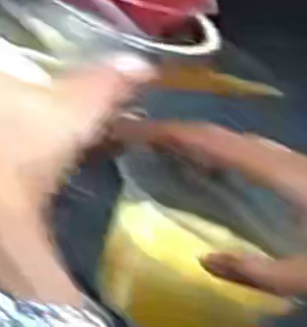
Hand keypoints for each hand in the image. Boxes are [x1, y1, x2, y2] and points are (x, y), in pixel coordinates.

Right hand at [114, 121, 306, 295]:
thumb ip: (260, 270)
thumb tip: (204, 261)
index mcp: (275, 171)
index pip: (196, 136)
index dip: (150, 128)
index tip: (109, 127)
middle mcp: (288, 161)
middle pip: (220, 134)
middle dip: (173, 132)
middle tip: (132, 140)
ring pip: (246, 145)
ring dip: (205, 144)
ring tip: (174, 156)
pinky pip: (264, 158)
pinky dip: (233, 158)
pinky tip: (232, 178)